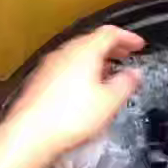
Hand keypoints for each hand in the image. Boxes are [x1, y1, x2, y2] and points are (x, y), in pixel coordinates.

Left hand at [2, 26, 145, 161]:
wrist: (29, 134)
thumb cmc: (66, 118)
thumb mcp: (109, 102)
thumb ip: (126, 83)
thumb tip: (134, 75)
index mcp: (85, 51)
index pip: (110, 33)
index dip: (128, 36)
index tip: (138, 44)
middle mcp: (65, 53)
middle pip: (92, 41)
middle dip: (113, 47)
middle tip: (126, 54)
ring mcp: (50, 66)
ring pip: (78, 55)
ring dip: (97, 60)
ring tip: (109, 72)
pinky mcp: (41, 81)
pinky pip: (66, 68)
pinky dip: (81, 72)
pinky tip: (85, 89)